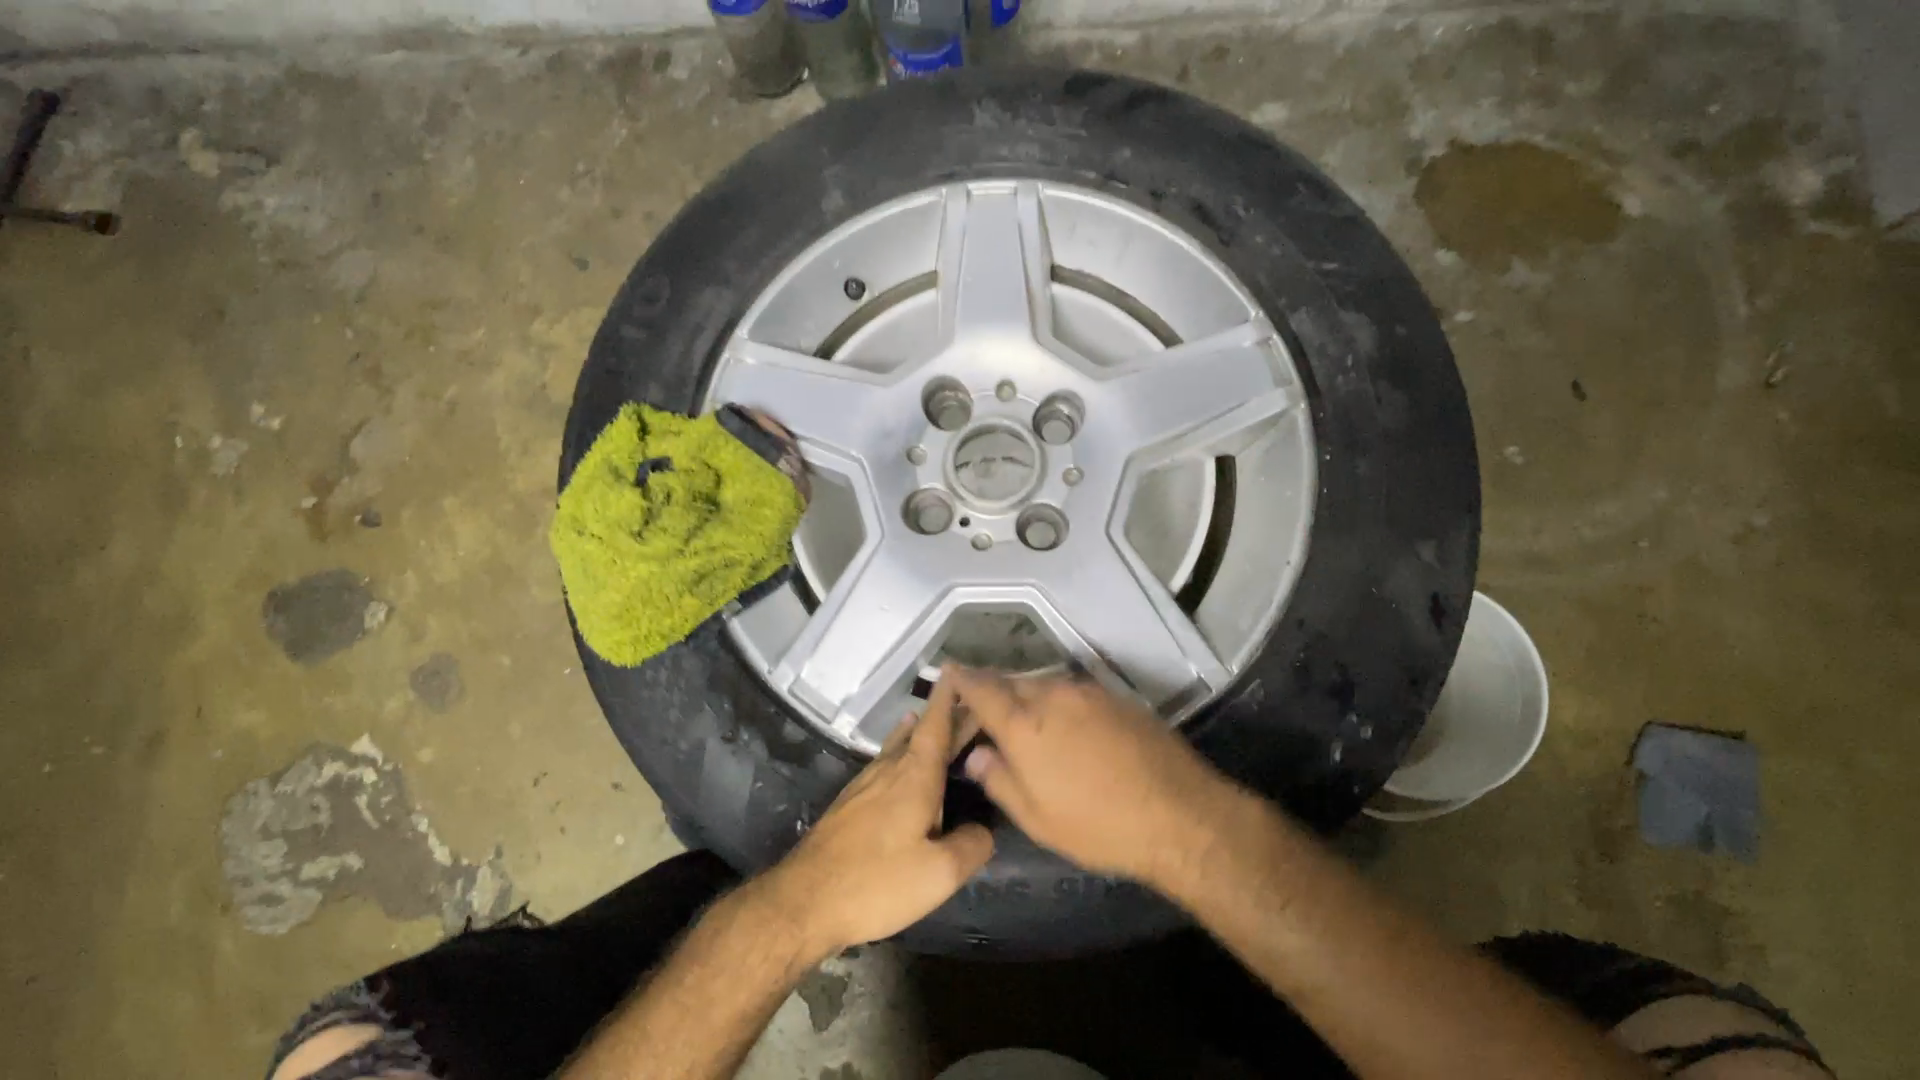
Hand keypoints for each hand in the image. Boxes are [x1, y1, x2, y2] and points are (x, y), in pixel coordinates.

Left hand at [754, 680, 994, 955]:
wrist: (803, 901)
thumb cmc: (877, 882)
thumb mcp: (940, 873)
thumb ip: (971, 846)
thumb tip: (984, 829)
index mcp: (915, 777)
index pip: (937, 726)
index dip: (950, 699)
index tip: (961, 672)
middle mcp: (889, 771)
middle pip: (921, 734)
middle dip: (947, 718)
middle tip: (972, 706)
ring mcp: (864, 786)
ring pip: (898, 748)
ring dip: (920, 733)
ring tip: (934, 721)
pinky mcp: (849, 805)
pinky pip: (883, 765)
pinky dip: (900, 752)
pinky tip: (899, 761)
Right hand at [947, 666, 1239, 887]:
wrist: (1180, 815)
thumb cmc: (1098, 825)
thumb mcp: (1036, 817)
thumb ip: (999, 779)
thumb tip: (978, 754)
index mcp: (1024, 724)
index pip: (981, 688)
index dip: (960, 679)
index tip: (947, 672)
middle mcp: (1054, 695)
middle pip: (1012, 681)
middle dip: (993, 691)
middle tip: (981, 709)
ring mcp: (1090, 693)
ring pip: (1045, 685)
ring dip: (1027, 696)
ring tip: (1023, 721)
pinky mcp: (1118, 699)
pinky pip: (1074, 693)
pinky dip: (1059, 703)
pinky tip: (1065, 727)